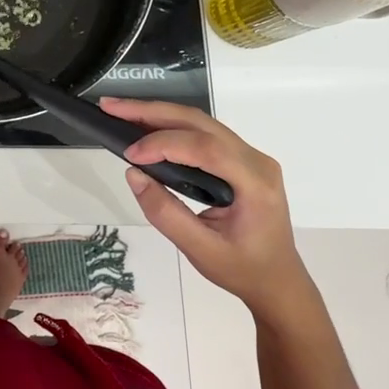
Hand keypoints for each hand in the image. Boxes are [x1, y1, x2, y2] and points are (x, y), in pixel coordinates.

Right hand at [101, 98, 314, 321]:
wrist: (277, 281)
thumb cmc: (242, 270)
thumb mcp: (200, 250)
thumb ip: (165, 213)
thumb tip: (133, 174)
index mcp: (255, 184)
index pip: (205, 148)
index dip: (164, 143)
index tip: (129, 154)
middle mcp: (256, 160)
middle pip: (201, 123)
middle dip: (152, 112)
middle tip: (111, 107)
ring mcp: (251, 156)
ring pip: (200, 122)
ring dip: (158, 114)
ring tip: (121, 112)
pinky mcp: (240, 158)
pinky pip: (203, 132)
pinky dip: (170, 125)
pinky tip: (145, 126)